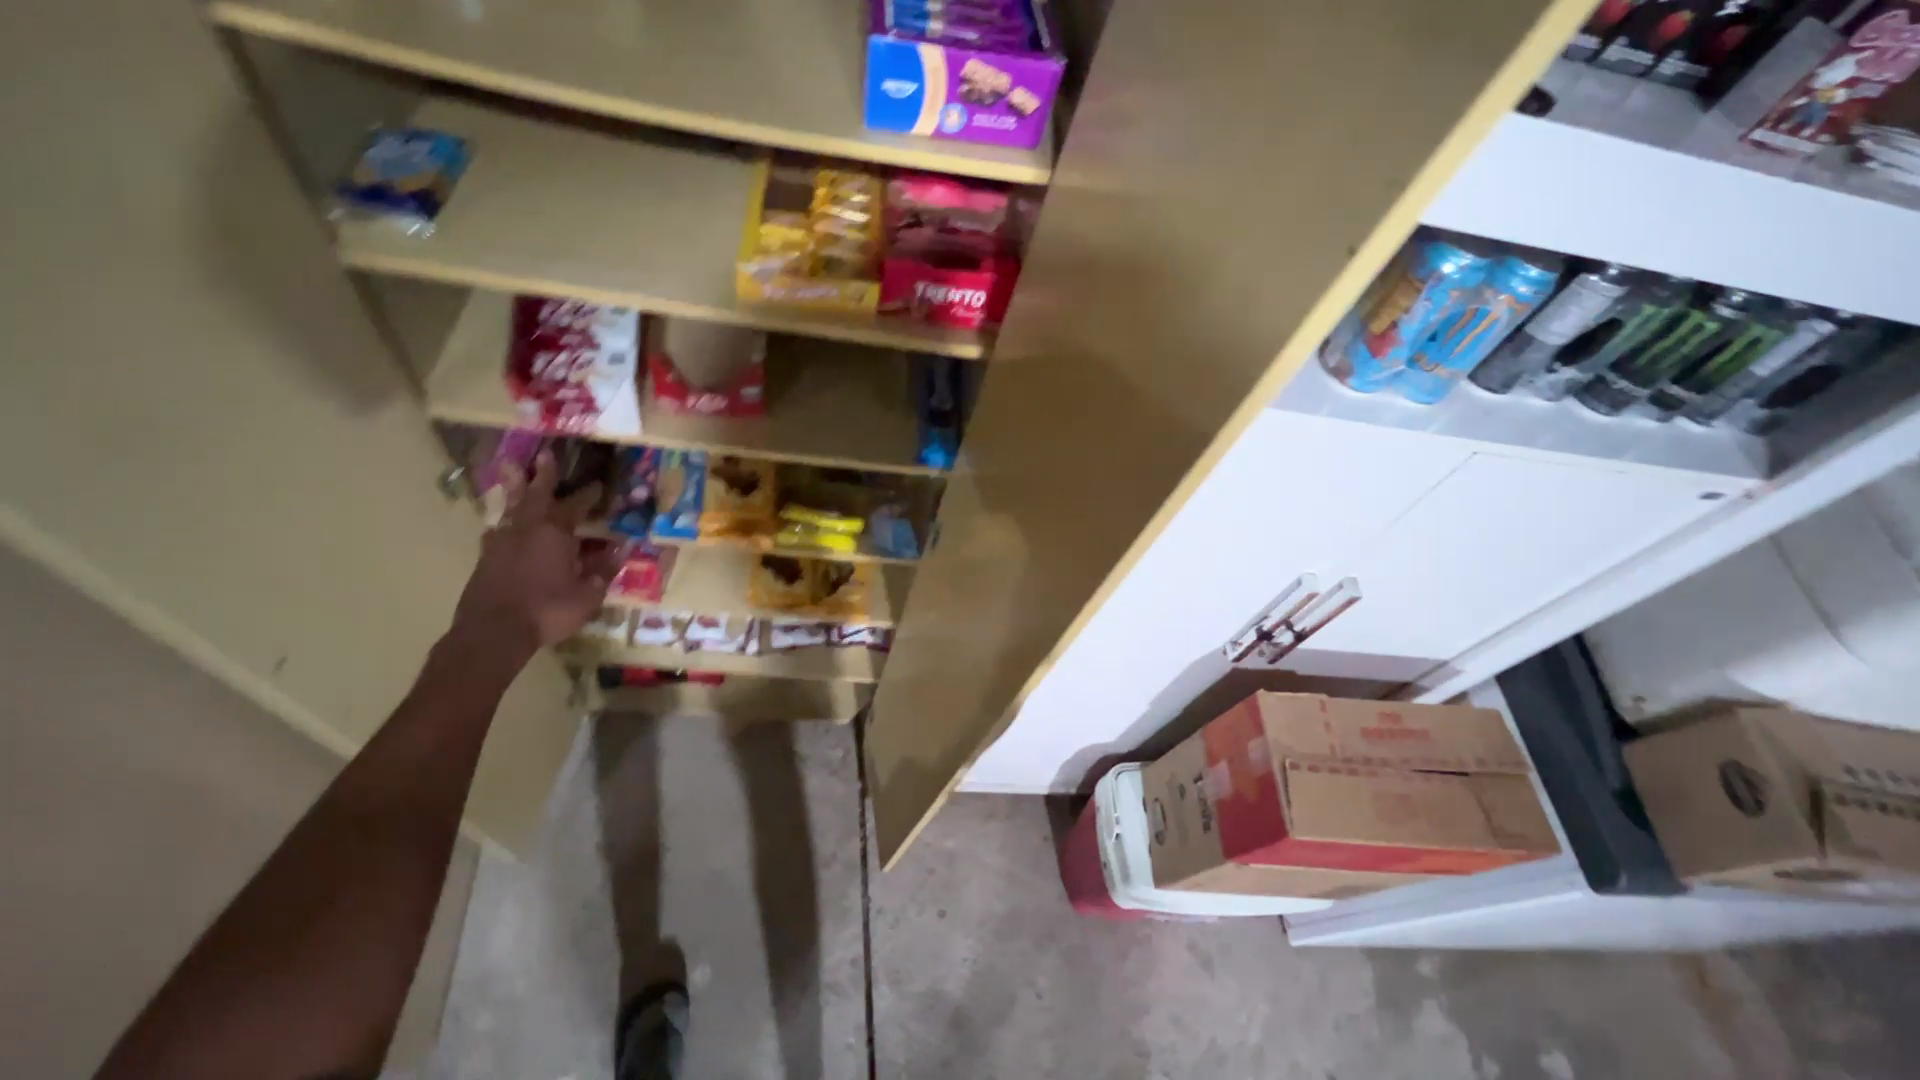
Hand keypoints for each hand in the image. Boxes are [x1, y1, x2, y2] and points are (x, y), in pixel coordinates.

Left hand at [451, 450, 620, 654]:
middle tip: (544, 454)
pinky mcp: (484, 560)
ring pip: (510, 509)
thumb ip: (603, 572)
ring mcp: (500, 543)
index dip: (588, 495)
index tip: (598, 485)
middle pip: (535, 494)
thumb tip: (620, 551)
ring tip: (511, 474)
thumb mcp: (587, 596)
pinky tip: (501, 530)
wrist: (492, 632)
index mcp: (554, 533)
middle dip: (543, 475)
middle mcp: (526, 529)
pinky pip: (497, 533)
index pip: (575, 506)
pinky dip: (504, 526)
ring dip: (515, 491)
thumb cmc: (547, 611)